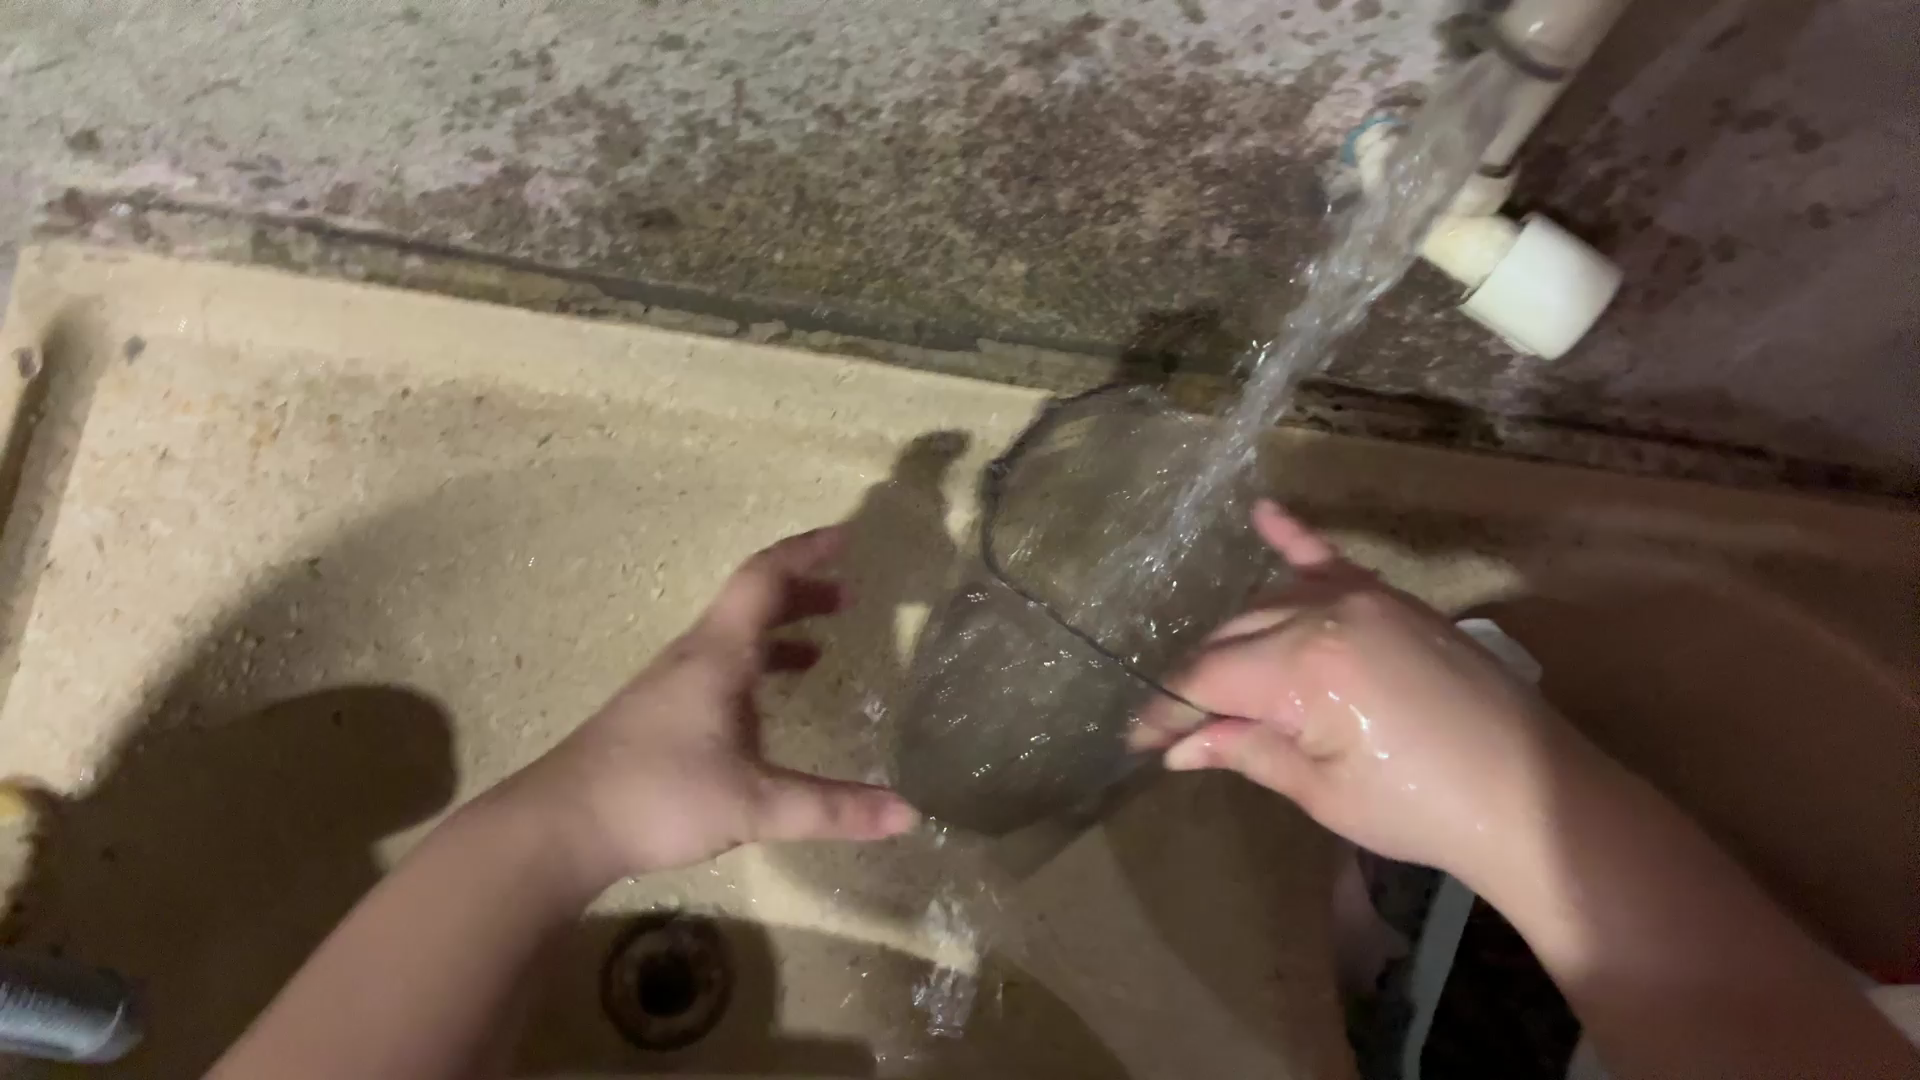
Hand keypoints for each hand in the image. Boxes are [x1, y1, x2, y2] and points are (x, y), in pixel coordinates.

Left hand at [508, 525, 917, 882]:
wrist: (557, 827)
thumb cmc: (658, 796)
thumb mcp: (755, 804)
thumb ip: (833, 808)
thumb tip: (907, 815)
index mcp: (720, 654)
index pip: (765, 578)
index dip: (806, 552)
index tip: (845, 537)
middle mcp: (697, 654)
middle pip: (754, 600)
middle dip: (804, 592)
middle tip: (849, 598)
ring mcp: (676, 681)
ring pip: (737, 634)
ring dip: (782, 628)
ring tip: (823, 648)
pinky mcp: (664, 709)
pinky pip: (723, 663)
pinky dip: (760, 663)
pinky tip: (771, 701)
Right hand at [1138, 500, 1598, 884]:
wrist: (1538, 800)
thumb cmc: (1421, 810)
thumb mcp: (1319, 790)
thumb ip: (1243, 750)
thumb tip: (1177, 748)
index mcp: (1304, 670)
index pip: (1206, 679)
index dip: (1167, 710)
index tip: (1139, 738)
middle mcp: (1323, 615)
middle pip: (1228, 639)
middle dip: (1194, 683)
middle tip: (1175, 725)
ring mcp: (1360, 598)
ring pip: (1264, 604)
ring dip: (1233, 639)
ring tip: (1215, 680)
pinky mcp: (1390, 598)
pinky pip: (1327, 559)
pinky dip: (1292, 536)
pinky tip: (1263, 511)